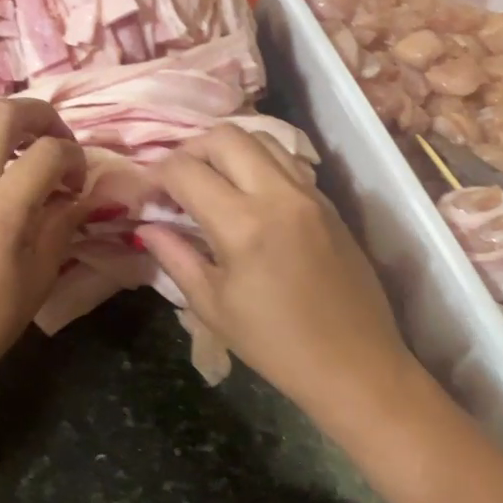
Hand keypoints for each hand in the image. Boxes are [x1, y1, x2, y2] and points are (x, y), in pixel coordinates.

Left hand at [0, 99, 86, 396]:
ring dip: (1, 120)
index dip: (74, 156)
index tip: (79, 178)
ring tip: (21, 145)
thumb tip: (79, 189)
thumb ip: (62, 222)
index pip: (47, 153)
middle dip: (39, 115)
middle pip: (2, 113)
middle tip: (55, 139)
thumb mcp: (40, 276)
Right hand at [138, 125, 415, 411]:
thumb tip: (146, 227)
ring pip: (260, 138)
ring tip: (210, 181)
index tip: (146, 196)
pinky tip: (245, 195)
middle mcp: (278, 196)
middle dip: (190, 150)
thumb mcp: (212, 306)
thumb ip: (174, 257)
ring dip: (226, 150)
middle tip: (176, 181)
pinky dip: (256, 163)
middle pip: (225, 137)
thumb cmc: (275, 344)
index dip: (156, 176)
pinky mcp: (328, 202)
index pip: (186, 171)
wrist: (356, 365)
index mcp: (243, 225)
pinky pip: (286, 160)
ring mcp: (309, 194)